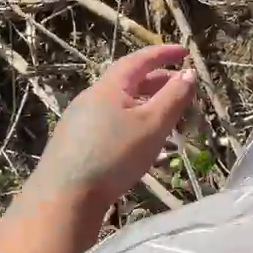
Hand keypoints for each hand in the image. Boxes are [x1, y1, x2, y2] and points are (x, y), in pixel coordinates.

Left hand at [29, 44, 198, 213]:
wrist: (63, 200)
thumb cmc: (114, 155)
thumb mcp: (154, 124)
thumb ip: (175, 96)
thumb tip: (189, 73)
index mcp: (110, 87)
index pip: (140, 59)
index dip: (164, 53)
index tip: (186, 52)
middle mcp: (92, 98)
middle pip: (130, 80)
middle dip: (160, 81)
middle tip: (183, 88)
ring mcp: (80, 121)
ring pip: (121, 102)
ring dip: (148, 102)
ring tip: (168, 116)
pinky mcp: (75, 143)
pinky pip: (112, 119)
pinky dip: (134, 119)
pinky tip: (142, 139)